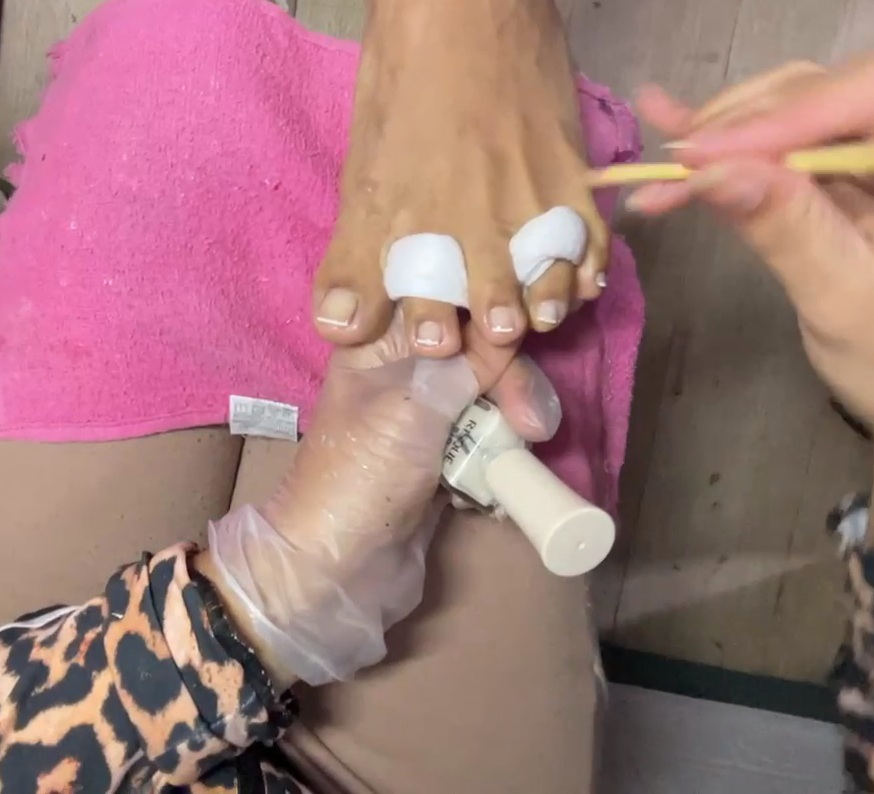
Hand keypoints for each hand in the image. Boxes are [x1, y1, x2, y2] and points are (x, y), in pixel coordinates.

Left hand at [202, 315, 555, 685]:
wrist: (340, 568)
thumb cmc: (362, 475)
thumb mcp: (411, 409)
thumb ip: (464, 365)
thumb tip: (508, 326)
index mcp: (375, 345)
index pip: (438, 304)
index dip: (484, 310)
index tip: (525, 328)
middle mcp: (399, 371)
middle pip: (472, 348)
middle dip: (510, 378)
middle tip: (532, 421)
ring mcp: (422, 416)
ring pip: (486, 393)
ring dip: (515, 414)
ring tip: (533, 442)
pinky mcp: (443, 456)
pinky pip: (486, 435)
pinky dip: (505, 446)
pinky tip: (516, 466)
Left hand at [313, 0, 609, 372]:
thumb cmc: (399, 76)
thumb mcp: (362, 165)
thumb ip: (354, 251)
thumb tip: (336, 327)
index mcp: (408, 223)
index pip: (418, 316)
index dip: (425, 337)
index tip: (427, 340)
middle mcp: (472, 221)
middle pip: (490, 310)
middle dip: (483, 336)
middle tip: (484, 334)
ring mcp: (528, 197)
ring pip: (545, 284)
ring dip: (537, 309)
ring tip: (529, 318)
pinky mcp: (571, 169)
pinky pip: (589, 240)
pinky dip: (583, 269)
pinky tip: (575, 280)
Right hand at [628, 54, 873, 599]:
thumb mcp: (852, 303)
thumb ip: (787, 227)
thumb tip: (707, 169)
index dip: (783, 115)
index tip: (698, 155)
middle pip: (839, 92)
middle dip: (748, 124)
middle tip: (674, 162)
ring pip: (807, 111)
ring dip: (730, 136)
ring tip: (665, 163)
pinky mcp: (871, 178)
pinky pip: (796, 147)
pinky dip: (736, 149)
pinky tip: (673, 126)